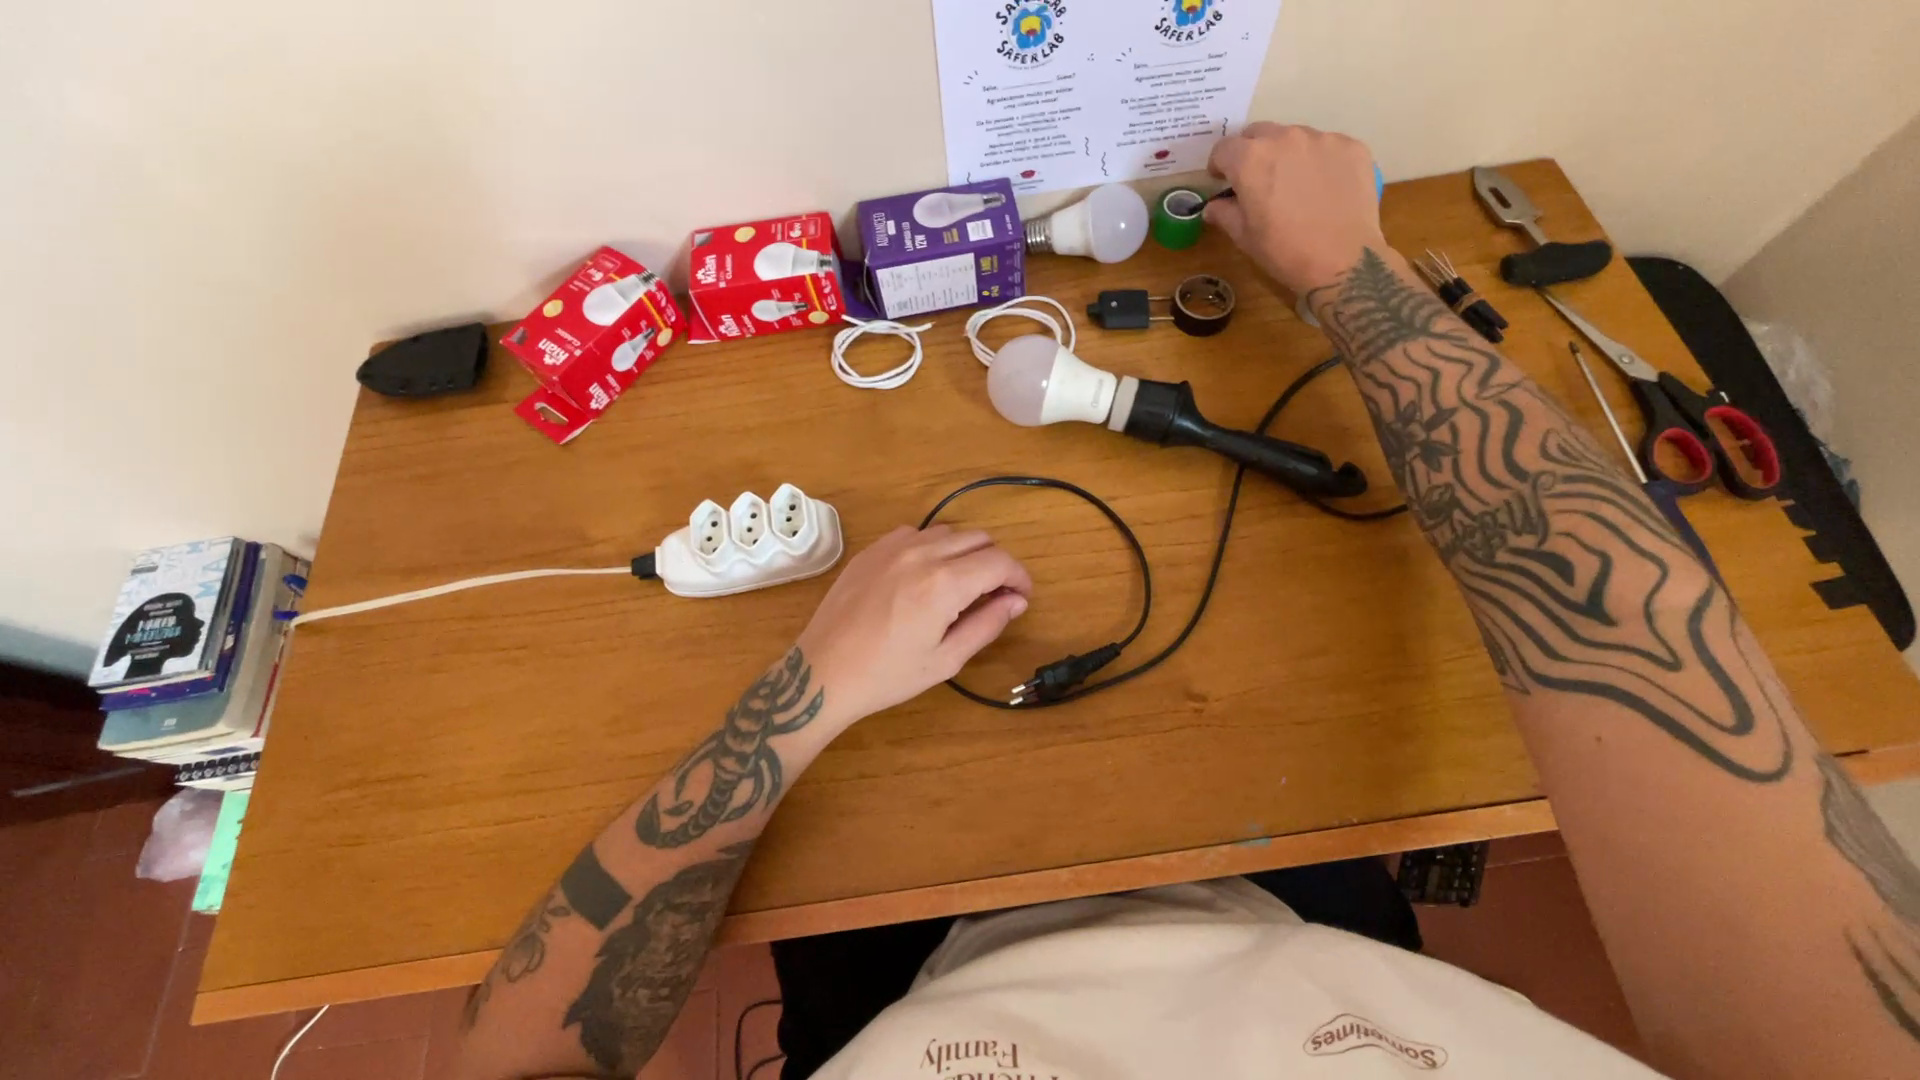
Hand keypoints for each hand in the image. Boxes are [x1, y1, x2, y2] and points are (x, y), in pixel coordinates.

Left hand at [795, 525, 1031, 725]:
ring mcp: (892, 547)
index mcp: (944, 584)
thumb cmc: (887, 675)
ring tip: (961, 586)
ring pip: (947, 532)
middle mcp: (921, 554)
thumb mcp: (945, 660)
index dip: (1019, 576)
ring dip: (965, 552)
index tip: (1021, 595)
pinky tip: (924, 576)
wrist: (823, 671)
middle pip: (978, 538)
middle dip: (995, 563)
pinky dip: (932, 548)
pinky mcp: (871, 550)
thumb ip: (986, 624)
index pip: (999, 561)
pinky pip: (915, 534)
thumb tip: (1016, 601)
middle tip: (994, 594)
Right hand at [1206, 123, 1384, 294]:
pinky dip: (1319, 161)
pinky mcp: (1352, 146)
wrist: (1342, 260)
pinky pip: (1327, 147)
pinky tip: (1324, 188)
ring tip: (1295, 185)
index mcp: (1251, 159)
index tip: (1222, 179)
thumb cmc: (1284, 251)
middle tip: (1257, 179)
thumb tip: (1213, 206)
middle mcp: (1285, 138)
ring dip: (1287, 154)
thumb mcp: (1244, 237)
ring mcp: (1323, 139)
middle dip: (1252, 152)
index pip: (1224, 148)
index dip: (1219, 165)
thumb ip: (1224, 213)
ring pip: (1295, 137)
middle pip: (1259, 133)